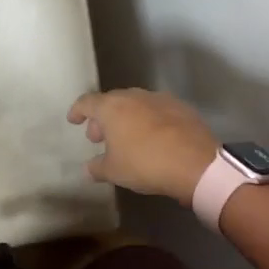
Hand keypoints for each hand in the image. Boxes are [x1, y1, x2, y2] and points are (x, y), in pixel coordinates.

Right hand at [68, 88, 219, 201]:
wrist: (196, 162)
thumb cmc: (145, 163)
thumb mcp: (114, 171)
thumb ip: (97, 168)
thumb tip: (89, 168)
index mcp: (111, 107)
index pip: (86, 102)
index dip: (77, 111)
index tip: (73, 120)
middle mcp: (133, 96)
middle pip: (111, 102)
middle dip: (103, 118)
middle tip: (100, 137)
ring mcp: (159, 99)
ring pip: (135, 104)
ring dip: (127, 118)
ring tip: (127, 138)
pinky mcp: (181, 107)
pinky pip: (156, 111)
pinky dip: (149, 121)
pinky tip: (153, 138)